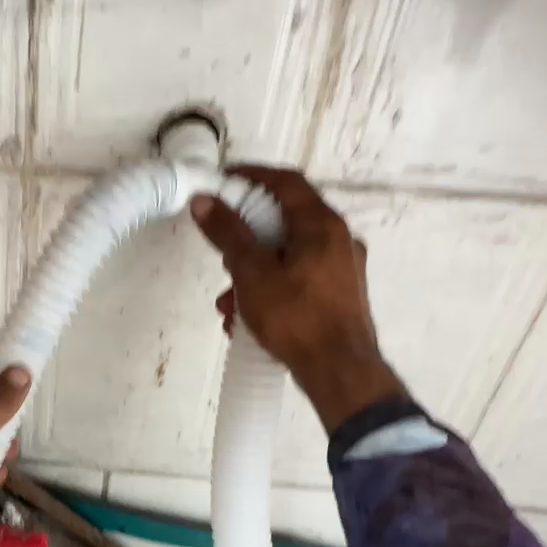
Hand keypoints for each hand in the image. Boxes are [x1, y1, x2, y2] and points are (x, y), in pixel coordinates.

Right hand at [190, 165, 405, 432]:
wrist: (339, 371)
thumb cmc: (295, 316)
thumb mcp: (252, 273)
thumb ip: (228, 234)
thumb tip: (204, 200)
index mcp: (322, 224)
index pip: (285, 182)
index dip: (252, 175)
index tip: (222, 181)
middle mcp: (339, 239)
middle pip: (284, 220)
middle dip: (245, 237)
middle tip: (220, 251)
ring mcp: (343, 268)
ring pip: (288, 255)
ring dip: (253, 271)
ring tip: (228, 302)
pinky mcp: (340, 295)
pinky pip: (298, 278)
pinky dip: (271, 288)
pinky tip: (248, 318)